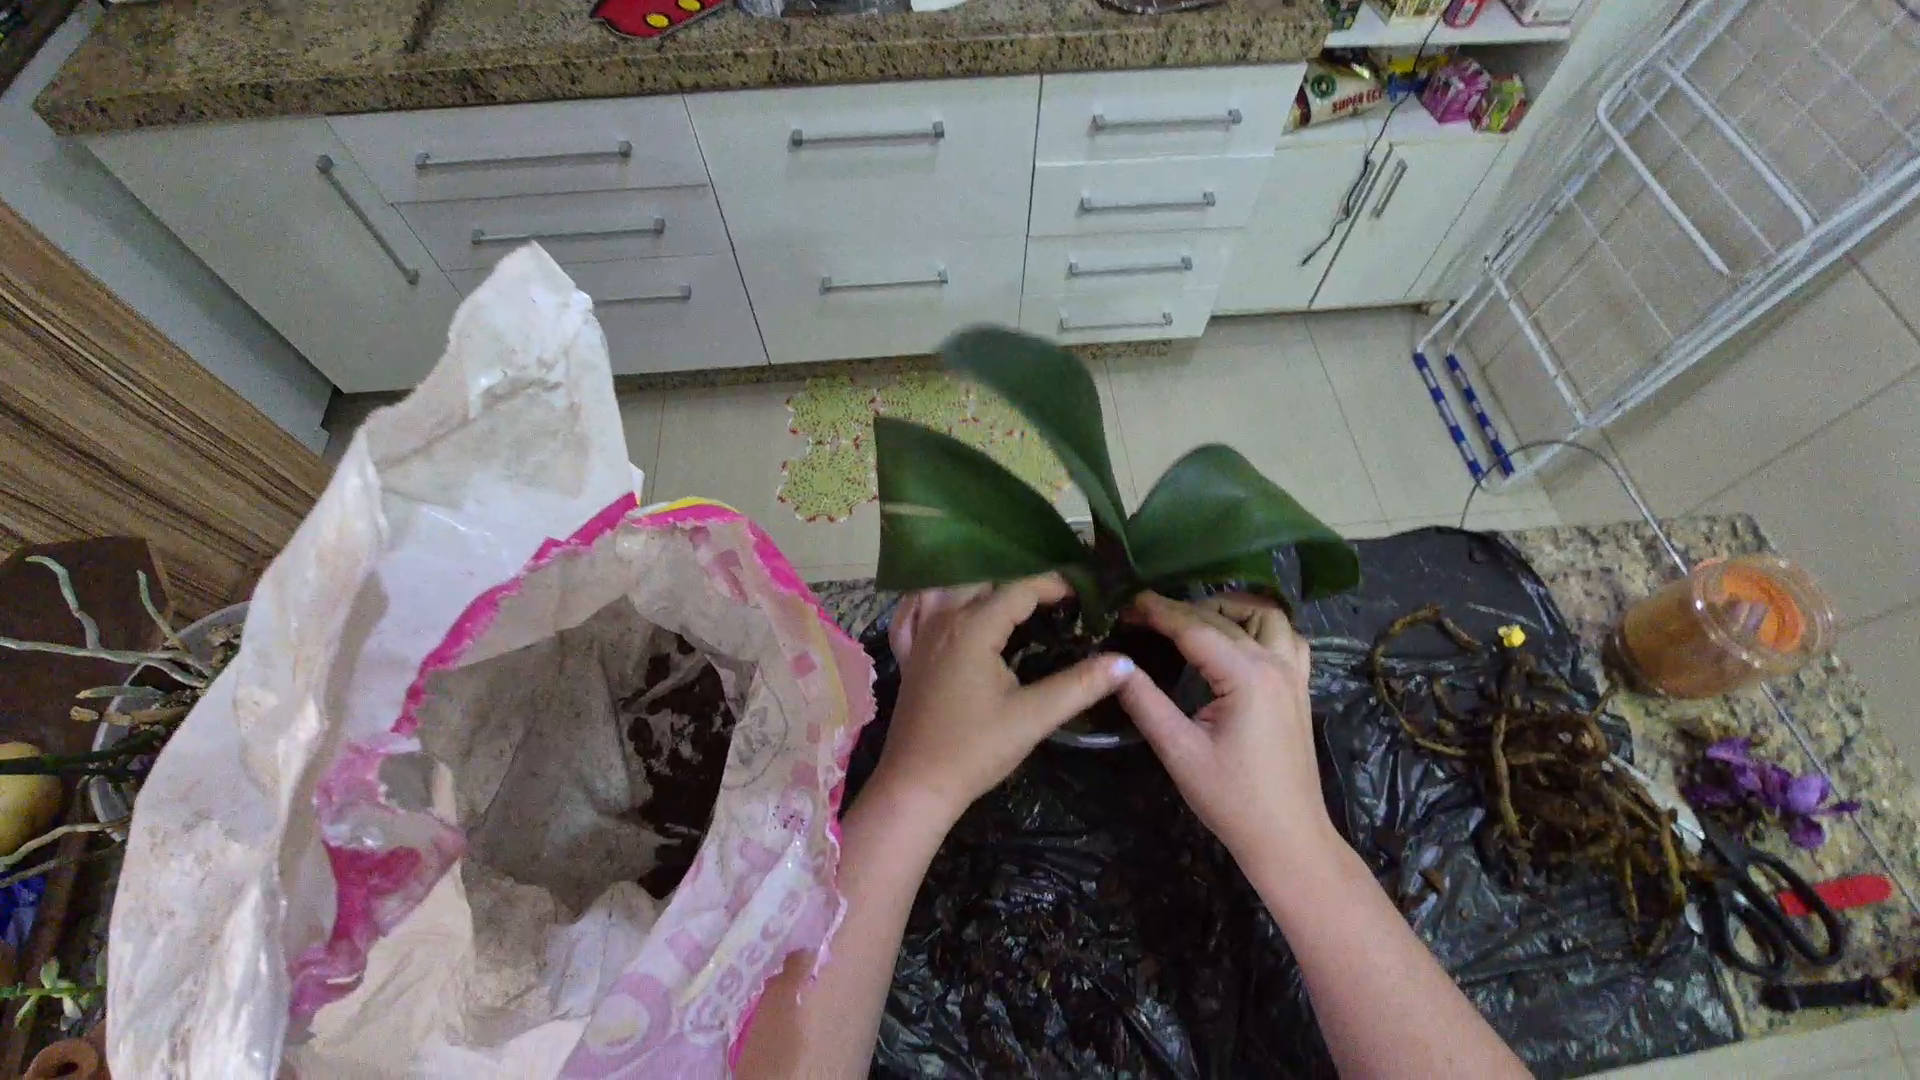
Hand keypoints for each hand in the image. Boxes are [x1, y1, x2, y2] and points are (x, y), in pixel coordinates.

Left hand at [877, 575, 1135, 824]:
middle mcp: (943, 619)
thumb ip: (1080, 685)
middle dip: (1021, 582)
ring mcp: (920, 635)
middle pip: (984, 580)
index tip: (1084, 593)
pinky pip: (915, 610)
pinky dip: (934, 599)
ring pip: (949, 588)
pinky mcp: (909, 654)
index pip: (1020, 589)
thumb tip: (1125, 662)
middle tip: (1057, 599)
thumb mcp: (1033, 718)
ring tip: (1012, 599)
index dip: (1054, 585)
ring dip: (981, 585)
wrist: (916, 784)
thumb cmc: (975, 750)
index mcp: (974, 628)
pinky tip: (949, 605)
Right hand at [1117, 592, 1337, 863]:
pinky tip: (1236, 639)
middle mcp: (1276, 664)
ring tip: (1190, 619)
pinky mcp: (1299, 689)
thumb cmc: (1231, 799)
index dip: (1157, 611)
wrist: (1288, 838)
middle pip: (1223, 617)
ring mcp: (1294, 675)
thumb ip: (1144, 701)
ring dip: (1228, 608)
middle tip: (1142, 613)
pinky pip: (1286, 638)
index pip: (1194, 628)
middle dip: (1180, 609)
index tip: (1125, 603)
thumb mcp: (1178, 750)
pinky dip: (1260, 626)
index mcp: (1247, 676)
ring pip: (1266, 616)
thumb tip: (1114, 664)